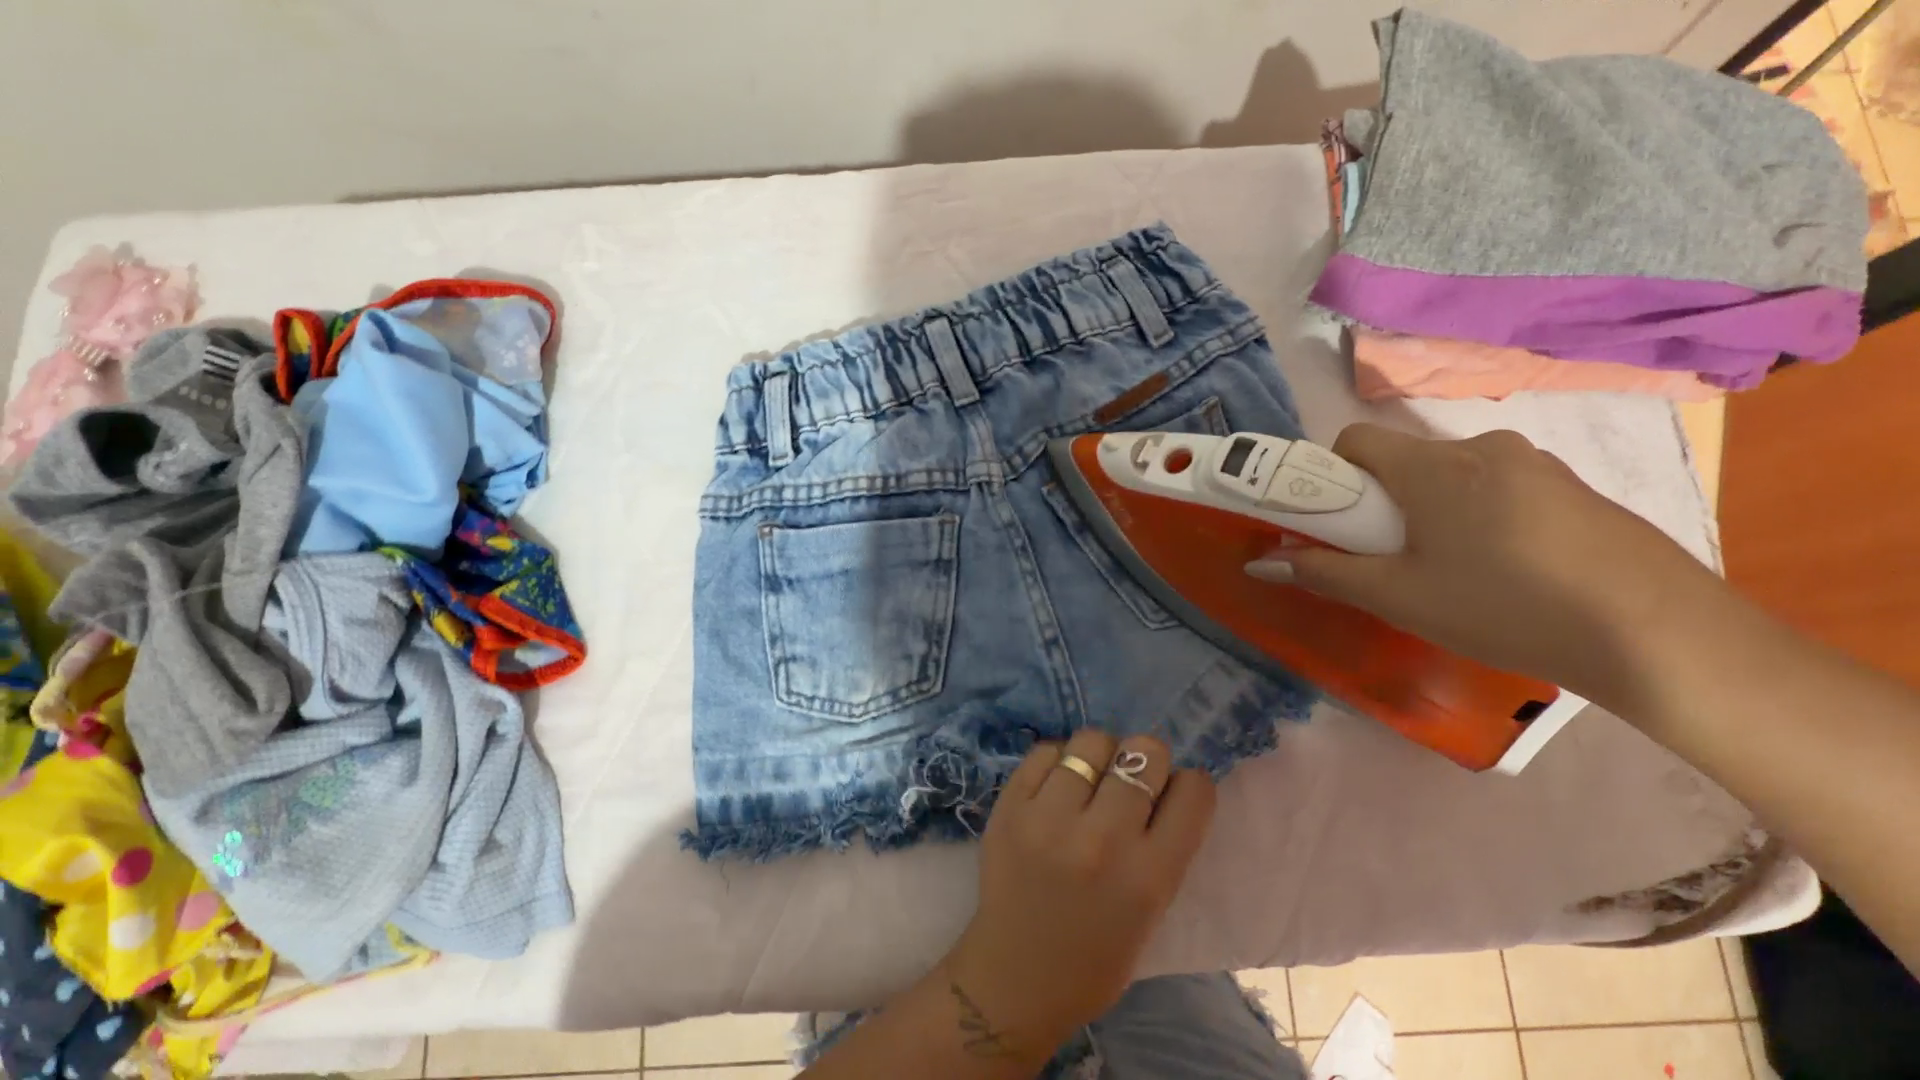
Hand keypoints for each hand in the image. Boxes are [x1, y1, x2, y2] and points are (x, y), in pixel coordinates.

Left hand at [941, 729, 1215, 1061]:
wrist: (1015, 980)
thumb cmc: (1095, 957)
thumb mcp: (1153, 909)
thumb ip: (1164, 847)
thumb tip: (1168, 784)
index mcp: (1150, 875)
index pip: (1193, 790)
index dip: (1187, 786)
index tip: (1172, 796)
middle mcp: (1103, 839)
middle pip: (1144, 752)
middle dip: (1145, 762)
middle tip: (1129, 785)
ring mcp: (1050, 820)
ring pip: (1092, 741)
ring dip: (1100, 757)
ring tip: (1090, 782)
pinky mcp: (1009, 808)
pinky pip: (1045, 751)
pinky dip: (1057, 762)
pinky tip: (1056, 787)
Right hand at [1246, 425, 1737, 713]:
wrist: (1653, 631)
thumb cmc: (1503, 608)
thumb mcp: (1401, 598)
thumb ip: (1326, 573)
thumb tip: (1263, 560)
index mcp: (1432, 466)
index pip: (1355, 441)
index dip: (1332, 477)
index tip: (1340, 526)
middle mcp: (1482, 447)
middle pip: (1407, 461)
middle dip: (1388, 503)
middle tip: (1398, 562)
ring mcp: (1537, 463)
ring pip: (1458, 477)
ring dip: (1439, 512)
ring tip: (1461, 575)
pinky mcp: (1576, 487)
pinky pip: (1504, 489)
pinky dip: (1486, 518)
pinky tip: (1512, 573)